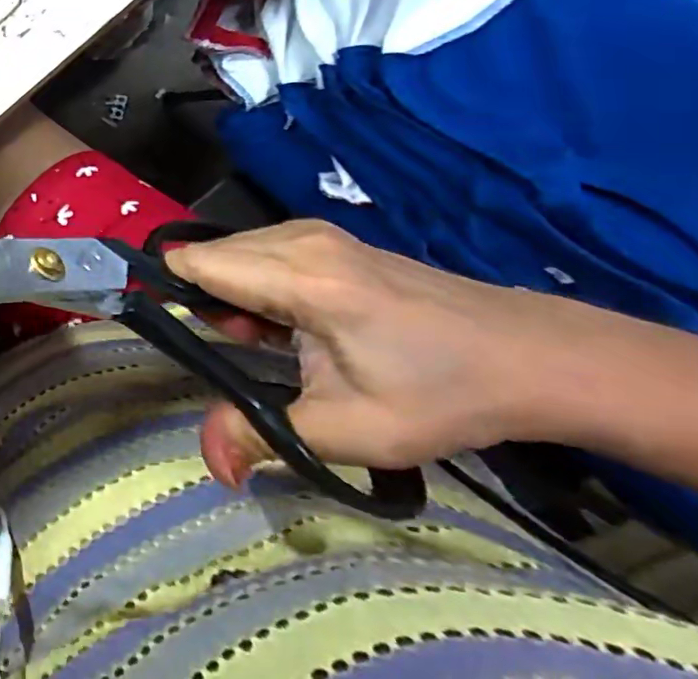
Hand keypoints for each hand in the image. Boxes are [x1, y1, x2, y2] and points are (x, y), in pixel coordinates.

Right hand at [164, 221, 580, 486]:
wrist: (537, 358)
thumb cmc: (442, 394)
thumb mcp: (352, 430)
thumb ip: (265, 437)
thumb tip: (211, 463)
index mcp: (301, 278)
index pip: (194, 261)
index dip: (163, 288)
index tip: (160, 326)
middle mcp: (299, 239)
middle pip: (208, 257)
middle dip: (204, 301)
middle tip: (244, 352)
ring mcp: (316, 234)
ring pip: (232, 253)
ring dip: (230, 295)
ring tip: (272, 341)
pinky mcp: (328, 239)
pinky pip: (259, 251)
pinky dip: (254, 283)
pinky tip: (291, 320)